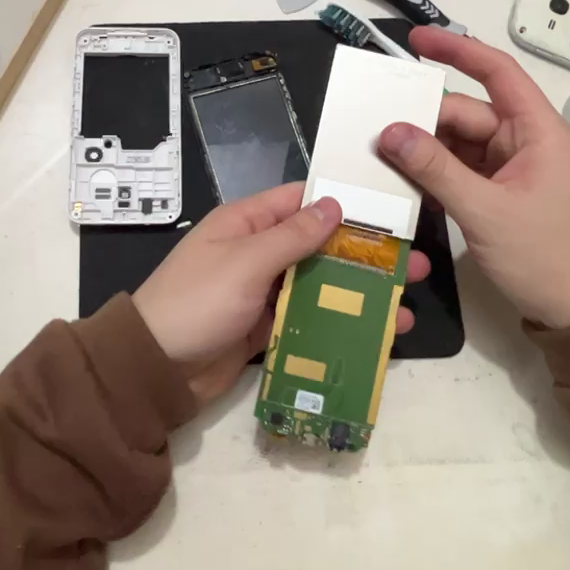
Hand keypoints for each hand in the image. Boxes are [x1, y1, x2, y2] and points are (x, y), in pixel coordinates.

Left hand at [134, 183, 426, 404]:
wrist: (155, 369)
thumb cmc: (197, 303)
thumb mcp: (244, 262)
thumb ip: (290, 236)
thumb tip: (333, 204)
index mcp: (246, 223)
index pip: (300, 201)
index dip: (343, 203)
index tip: (389, 210)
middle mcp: (256, 252)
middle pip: (318, 245)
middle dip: (364, 254)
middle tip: (414, 264)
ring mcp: (262, 292)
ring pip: (318, 284)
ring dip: (358, 293)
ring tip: (404, 306)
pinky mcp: (265, 327)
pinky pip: (308, 318)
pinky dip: (337, 323)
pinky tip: (373, 333)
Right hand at [377, 27, 569, 328]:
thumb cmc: (541, 255)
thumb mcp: (484, 210)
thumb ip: (435, 169)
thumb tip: (389, 132)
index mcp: (536, 131)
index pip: (497, 73)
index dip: (457, 51)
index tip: (415, 40)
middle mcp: (521, 140)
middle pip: (463, 113)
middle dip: (422, 120)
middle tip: (375, 131)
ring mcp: (506, 167)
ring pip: (454, 142)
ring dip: (421, 150)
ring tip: (379, 157)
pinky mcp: (493, 190)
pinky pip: (454, 168)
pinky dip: (430, 172)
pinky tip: (400, 179)